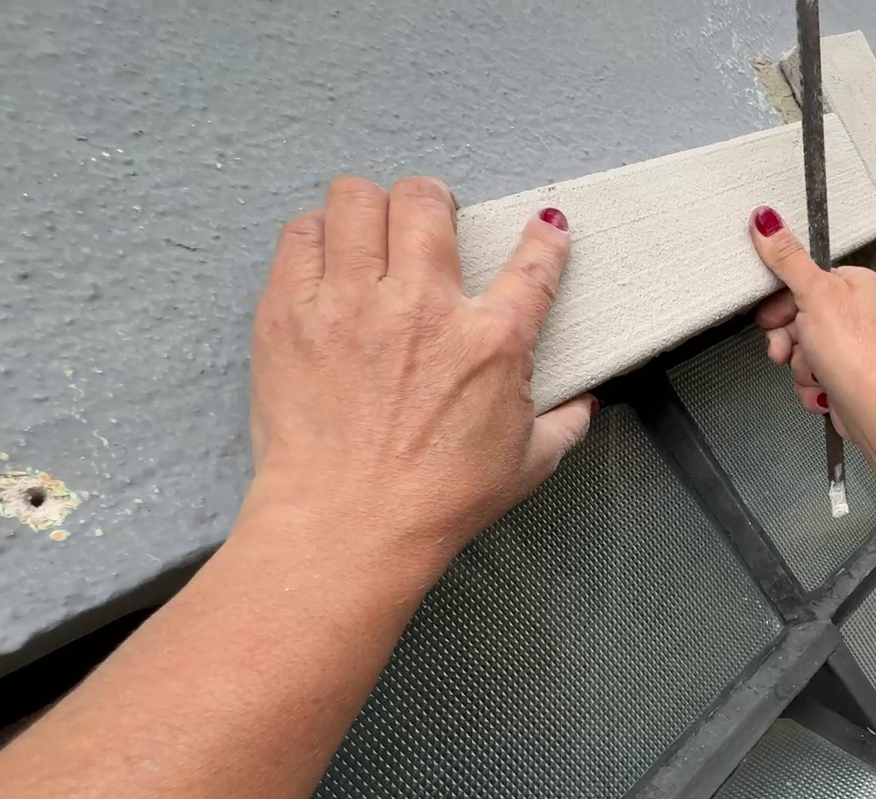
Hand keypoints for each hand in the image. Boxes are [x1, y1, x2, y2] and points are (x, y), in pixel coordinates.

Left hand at [242, 176, 593, 582]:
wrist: (352, 522)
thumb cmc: (446, 497)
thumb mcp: (531, 462)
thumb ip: (567, 423)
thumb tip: (585, 403)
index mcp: (494, 344)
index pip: (533, 267)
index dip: (545, 239)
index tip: (546, 228)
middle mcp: (425, 309)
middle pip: (426, 202)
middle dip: (437, 200)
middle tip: (437, 218)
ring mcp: (352, 304)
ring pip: (356, 199)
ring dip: (375, 206)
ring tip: (379, 232)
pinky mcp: (290, 311)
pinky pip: (301, 234)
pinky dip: (321, 233)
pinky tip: (334, 258)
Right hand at [749, 205, 875, 444]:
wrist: (869, 408)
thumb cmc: (854, 353)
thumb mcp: (814, 293)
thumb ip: (787, 258)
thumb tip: (766, 220)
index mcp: (856, 284)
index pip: (804, 280)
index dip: (782, 301)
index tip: (773, 315)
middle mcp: (856, 313)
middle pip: (797, 317)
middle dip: (789, 340)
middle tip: (787, 349)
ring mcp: (849, 346)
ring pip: (800, 349)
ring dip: (799, 365)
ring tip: (814, 371)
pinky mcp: (842, 375)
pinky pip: (809, 374)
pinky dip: (809, 385)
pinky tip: (822, 388)